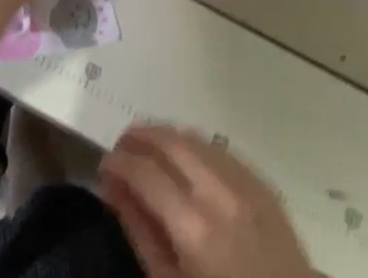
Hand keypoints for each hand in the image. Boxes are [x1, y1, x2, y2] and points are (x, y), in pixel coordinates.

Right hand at [100, 125, 311, 277]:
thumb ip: (139, 231)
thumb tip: (113, 188)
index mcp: (192, 229)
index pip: (143, 172)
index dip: (116, 162)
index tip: (103, 166)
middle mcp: (219, 197)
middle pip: (170, 142)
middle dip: (138, 137)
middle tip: (121, 148)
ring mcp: (247, 188)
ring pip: (196, 139)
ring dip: (166, 136)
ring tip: (148, 149)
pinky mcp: (264, 187)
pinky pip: (222, 150)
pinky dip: (195, 146)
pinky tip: (185, 159)